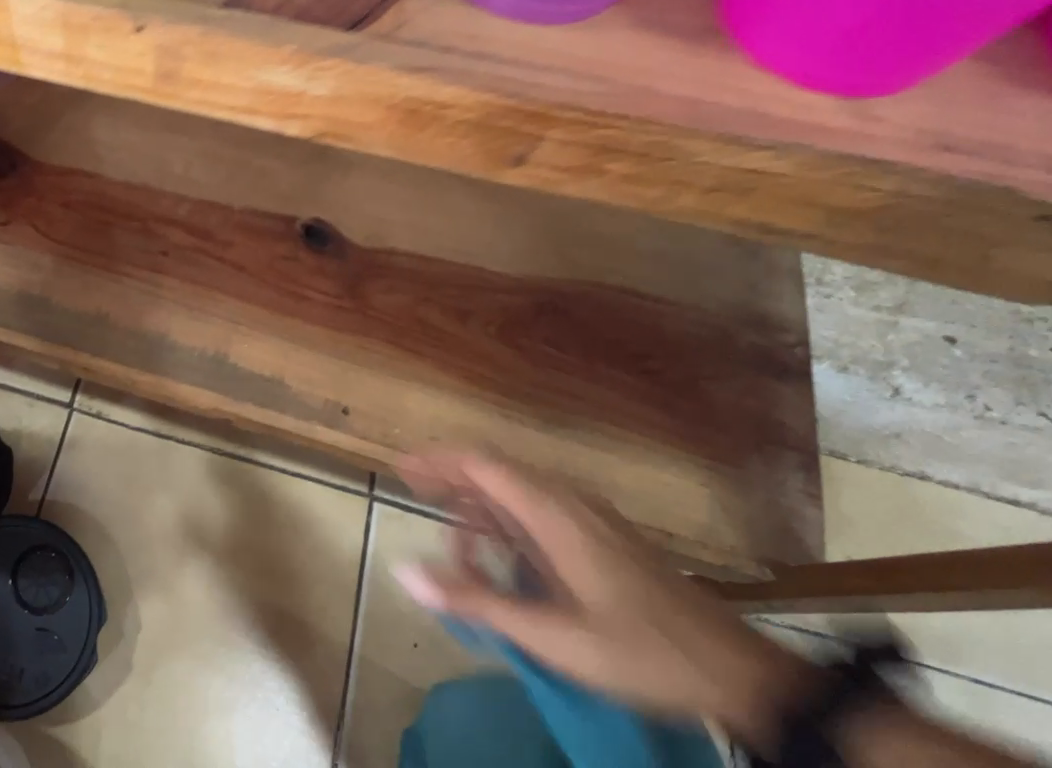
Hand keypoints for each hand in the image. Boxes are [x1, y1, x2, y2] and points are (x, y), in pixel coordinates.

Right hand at [392, 451, 818, 742]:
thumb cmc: (640, 652)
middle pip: (497, 473)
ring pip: (519, 495)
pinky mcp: (603, 541)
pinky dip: (507, 529)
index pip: (484, 464)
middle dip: (451, 484)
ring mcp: (592, 521)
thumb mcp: (551, 635)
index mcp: (556, 514)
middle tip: (415, 503)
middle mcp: (571, 504)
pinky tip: (502, 565)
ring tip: (456, 555)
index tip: (399, 468)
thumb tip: (405, 569)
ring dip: (480, 514)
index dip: (437, 460)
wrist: (738, 675)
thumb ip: (476, 600)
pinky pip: (540, 515)